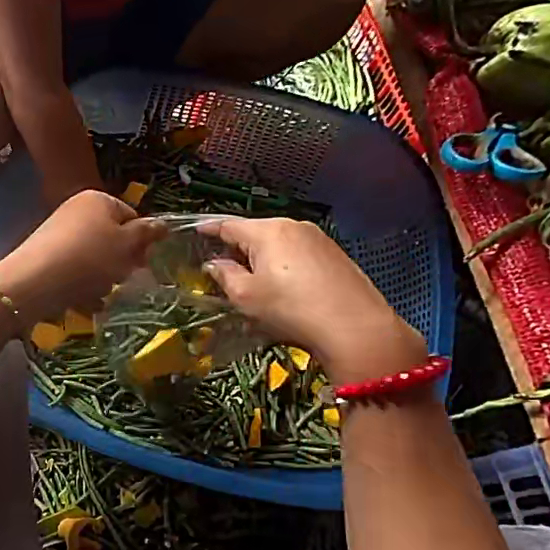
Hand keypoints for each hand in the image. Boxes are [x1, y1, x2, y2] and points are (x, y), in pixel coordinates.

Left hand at [0, 191, 165, 321]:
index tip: (142, 263)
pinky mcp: (43, 258)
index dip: (141, 241)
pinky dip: (79, 286)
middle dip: (119, 262)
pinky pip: (72, 272)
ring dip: (101, 278)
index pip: (131, 217)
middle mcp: (75, 210)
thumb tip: (161, 225)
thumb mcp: (127, 245)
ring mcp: (57, 234)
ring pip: (92, 259)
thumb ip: (147, 234)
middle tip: (121, 279)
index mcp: (98, 199)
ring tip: (97, 292)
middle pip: (110, 239)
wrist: (34, 282)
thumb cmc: (89, 259)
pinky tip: (81, 300)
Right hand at [202, 218, 426, 383]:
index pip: (229, 224)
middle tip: (220, 264)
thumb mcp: (245, 296)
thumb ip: (225, 275)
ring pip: (277, 242)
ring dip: (260, 256)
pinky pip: (296, 252)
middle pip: (255, 231)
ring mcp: (317, 239)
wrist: (352, 325)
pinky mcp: (333, 254)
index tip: (197, 231)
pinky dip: (281, 262)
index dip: (209, 228)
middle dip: (236, 246)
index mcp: (268, 232)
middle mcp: (294, 226)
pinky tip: (280, 284)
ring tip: (249, 278)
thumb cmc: (290, 308)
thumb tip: (215, 264)